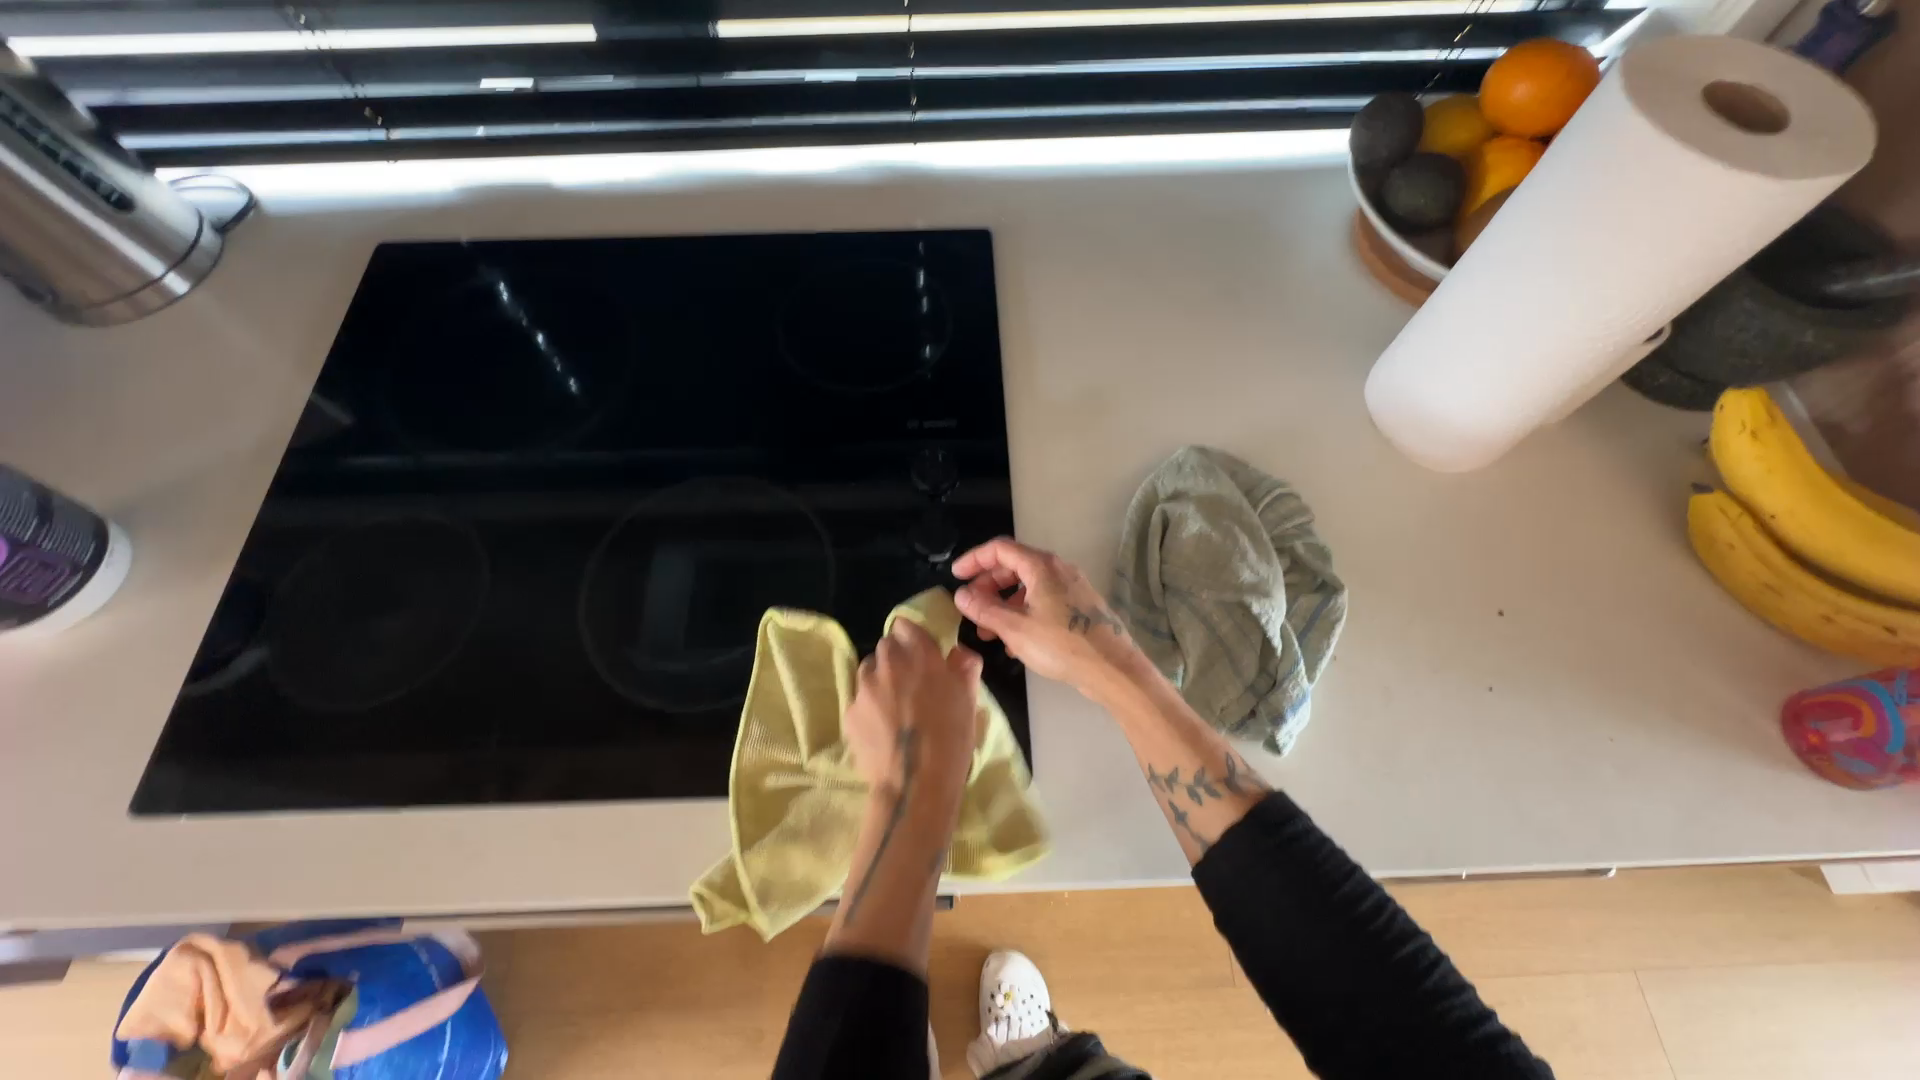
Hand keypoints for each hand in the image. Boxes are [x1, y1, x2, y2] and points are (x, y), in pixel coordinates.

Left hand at [845, 619, 981, 803]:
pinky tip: (882, 729)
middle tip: (911, 685)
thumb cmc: (951, 739)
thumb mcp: (969, 700)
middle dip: (897, 660)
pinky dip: (869, 708)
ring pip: (869, 672)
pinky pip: (859, 700)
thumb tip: (959, 653)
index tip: (921, 655)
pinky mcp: (849, 712)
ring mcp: (864, 688)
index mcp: (919, 654)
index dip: (912, 638)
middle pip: (885, 647)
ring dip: (880, 681)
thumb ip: (965, 667)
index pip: (904, 626)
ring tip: (895, 708)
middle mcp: (887, 663)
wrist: (915, 784)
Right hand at [951, 537, 1148, 697]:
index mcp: (1041, 566)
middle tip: (971, 607)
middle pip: (1014, 567)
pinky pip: (1044, 601)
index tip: (956, 576)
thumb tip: (961, 595)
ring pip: (1029, 587)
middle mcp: (1058, 570)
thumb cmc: (1060, 644)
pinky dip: (1024, 613)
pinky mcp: (1080, 607)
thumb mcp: (1015, 628)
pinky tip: (1015, 642)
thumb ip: (984, 609)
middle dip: (988, 586)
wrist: (1111, 668)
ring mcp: (1072, 588)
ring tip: (988, 632)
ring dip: (1004, 605)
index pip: (1000, 549)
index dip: (974, 559)